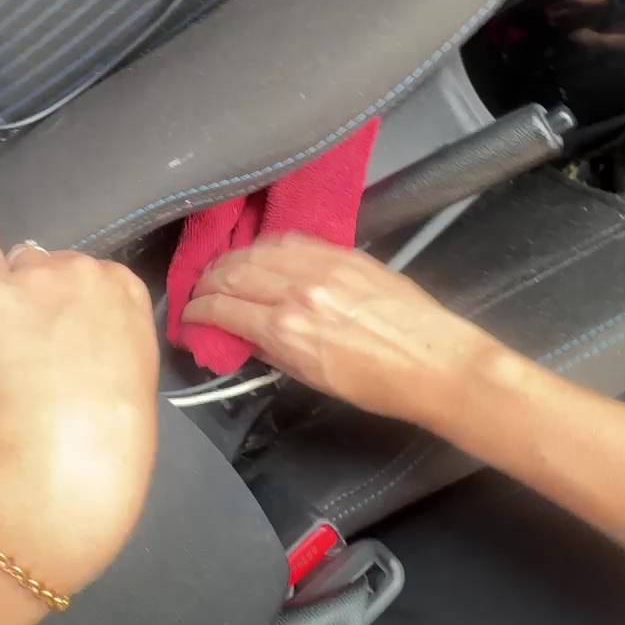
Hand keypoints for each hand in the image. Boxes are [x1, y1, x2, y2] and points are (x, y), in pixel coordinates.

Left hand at [0, 219, 158, 592]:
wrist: (63, 447)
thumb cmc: (109, 427)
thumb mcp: (135, 371)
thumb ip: (112, 335)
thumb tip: (85, 334)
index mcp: (126, 290)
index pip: (96, 277)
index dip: (77, 305)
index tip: (70, 332)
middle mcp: (83, 270)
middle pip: (56, 266)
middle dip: (47, 294)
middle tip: (39, 343)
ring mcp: (33, 276)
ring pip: (19, 267)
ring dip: (15, 289)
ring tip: (7, 332)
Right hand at [183, 233, 502, 425]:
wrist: (434, 362)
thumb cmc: (375, 384)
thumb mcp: (311, 378)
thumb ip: (270, 350)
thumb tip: (242, 334)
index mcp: (286, 327)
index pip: (222, 309)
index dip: (196, 312)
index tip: (189, 316)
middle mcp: (297, 290)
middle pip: (233, 273)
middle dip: (207, 283)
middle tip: (199, 292)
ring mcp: (321, 265)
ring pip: (257, 251)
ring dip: (231, 260)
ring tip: (223, 271)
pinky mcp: (342, 253)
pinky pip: (290, 241)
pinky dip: (266, 247)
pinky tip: (259, 254)